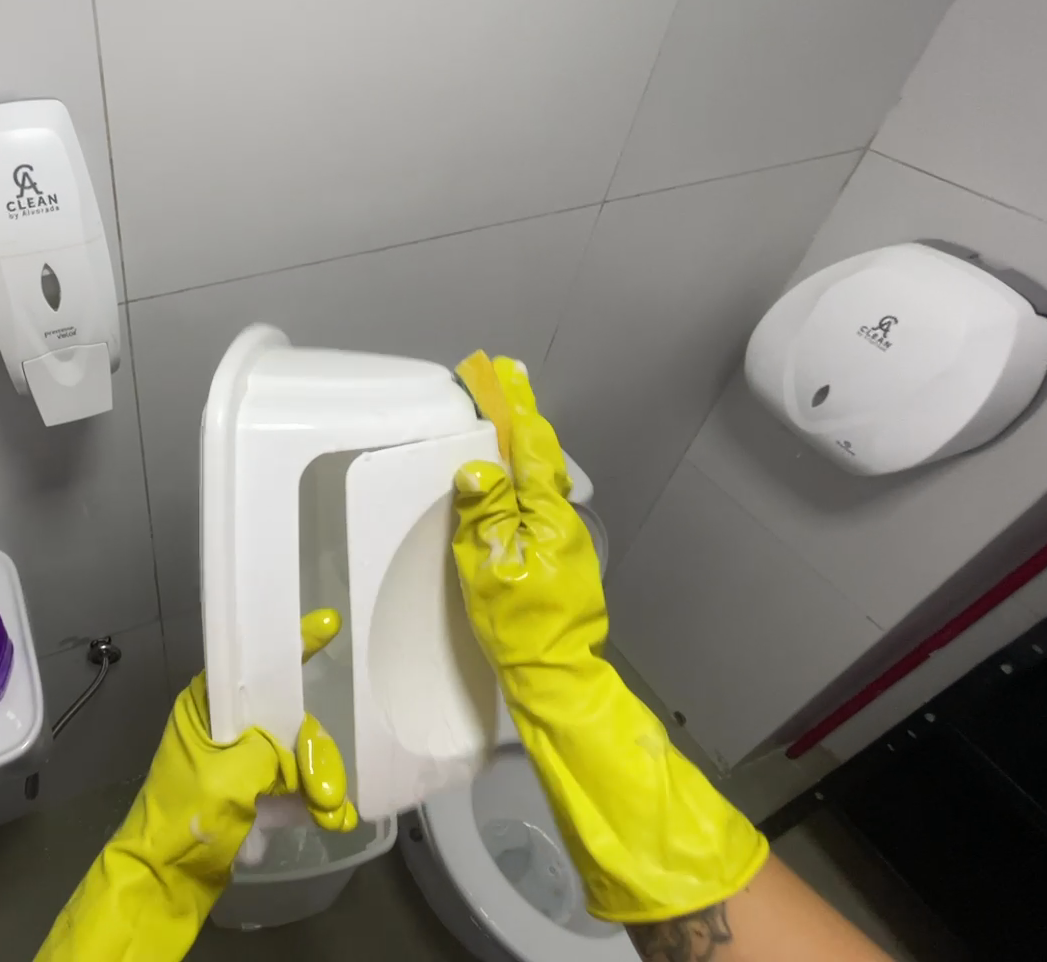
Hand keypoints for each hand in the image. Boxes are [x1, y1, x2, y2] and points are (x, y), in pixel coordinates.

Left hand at [36, 609, 357, 960]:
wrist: (165, 880)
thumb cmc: (186, 818)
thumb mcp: (230, 777)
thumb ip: (272, 753)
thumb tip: (307, 763)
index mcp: (206, 705)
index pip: (251, 664)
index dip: (293, 644)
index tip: (329, 624)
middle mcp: (224, 723)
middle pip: (285, 713)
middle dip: (313, 747)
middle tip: (327, 784)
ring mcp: (240, 758)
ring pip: (295, 750)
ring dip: (318, 779)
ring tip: (332, 810)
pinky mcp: (253, 790)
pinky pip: (292, 783)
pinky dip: (312, 799)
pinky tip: (334, 818)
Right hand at [451, 351, 766, 924]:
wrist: (554, 673)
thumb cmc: (517, 621)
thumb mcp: (488, 566)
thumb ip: (484, 514)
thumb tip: (480, 468)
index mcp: (545, 515)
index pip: (529, 449)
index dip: (515, 410)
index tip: (504, 374)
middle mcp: (562, 518)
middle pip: (539, 458)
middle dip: (521, 420)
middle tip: (503, 389)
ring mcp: (566, 537)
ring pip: (540, 480)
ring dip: (522, 448)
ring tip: (501, 424)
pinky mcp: (561, 555)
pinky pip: (538, 502)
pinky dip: (523, 480)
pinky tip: (508, 482)